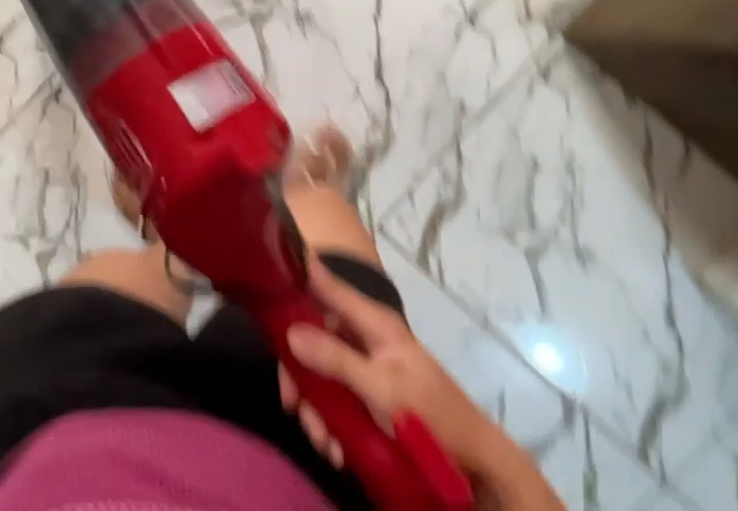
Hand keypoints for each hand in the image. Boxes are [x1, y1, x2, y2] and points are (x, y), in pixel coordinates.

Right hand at [279, 260, 560, 509]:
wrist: (475, 464)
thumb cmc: (432, 415)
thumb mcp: (381, 388)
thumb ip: (336, 358)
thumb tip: (289, 330)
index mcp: (373, 323)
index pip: (327, 284)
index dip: (296, 273)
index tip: (262, 274)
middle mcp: (366, 338)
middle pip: (312, 338)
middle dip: (299, 375)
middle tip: (292, 405)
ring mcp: (367, 367)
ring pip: (320, 375)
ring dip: (315, 409)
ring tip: (323, 442)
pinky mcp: (368, 396)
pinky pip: (335, 401)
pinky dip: (330, 424)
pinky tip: (335, 449)